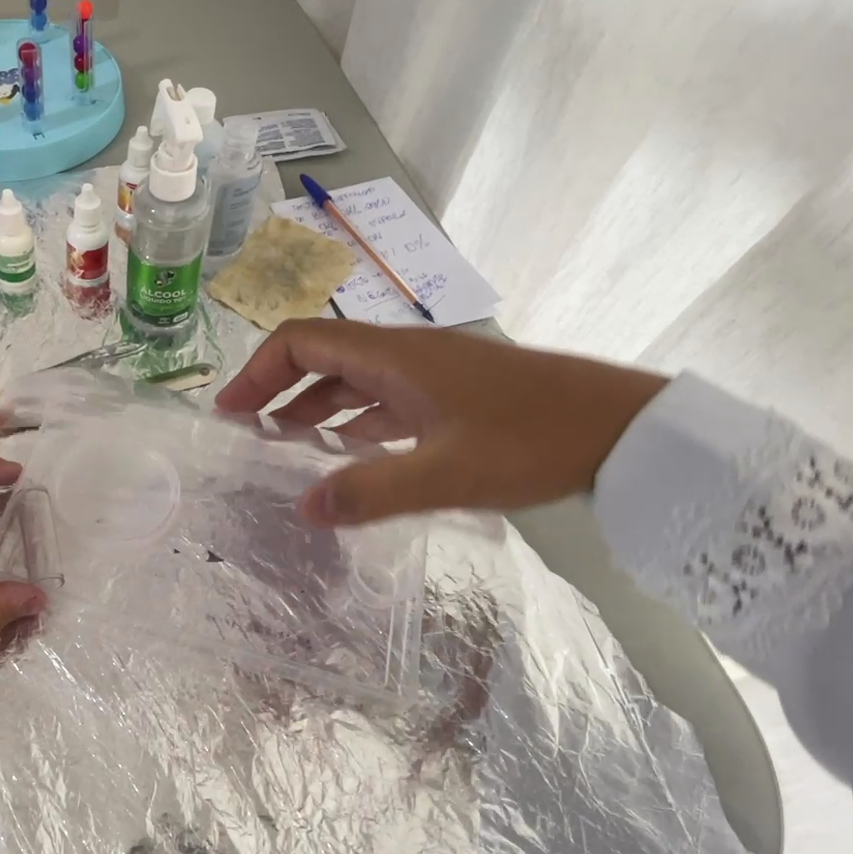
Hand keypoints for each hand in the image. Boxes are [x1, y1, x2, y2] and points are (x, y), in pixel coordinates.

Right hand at [214, 320, 668, 525]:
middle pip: (320, 357)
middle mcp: (403, 355)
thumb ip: (370, 491)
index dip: (257, 372)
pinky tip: (345, 455)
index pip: (301, 342)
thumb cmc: (533, 440)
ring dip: (312, 408)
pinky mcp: (449, 395)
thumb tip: (302, 510)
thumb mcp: (446, 474)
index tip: (229, 414)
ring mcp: (428, 374)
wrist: (623, 429)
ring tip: (281, 450)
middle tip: (244, 435)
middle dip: (275, 391)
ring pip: (350, 381)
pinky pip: (381, 400)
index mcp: (392, 356)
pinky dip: (351, 422)